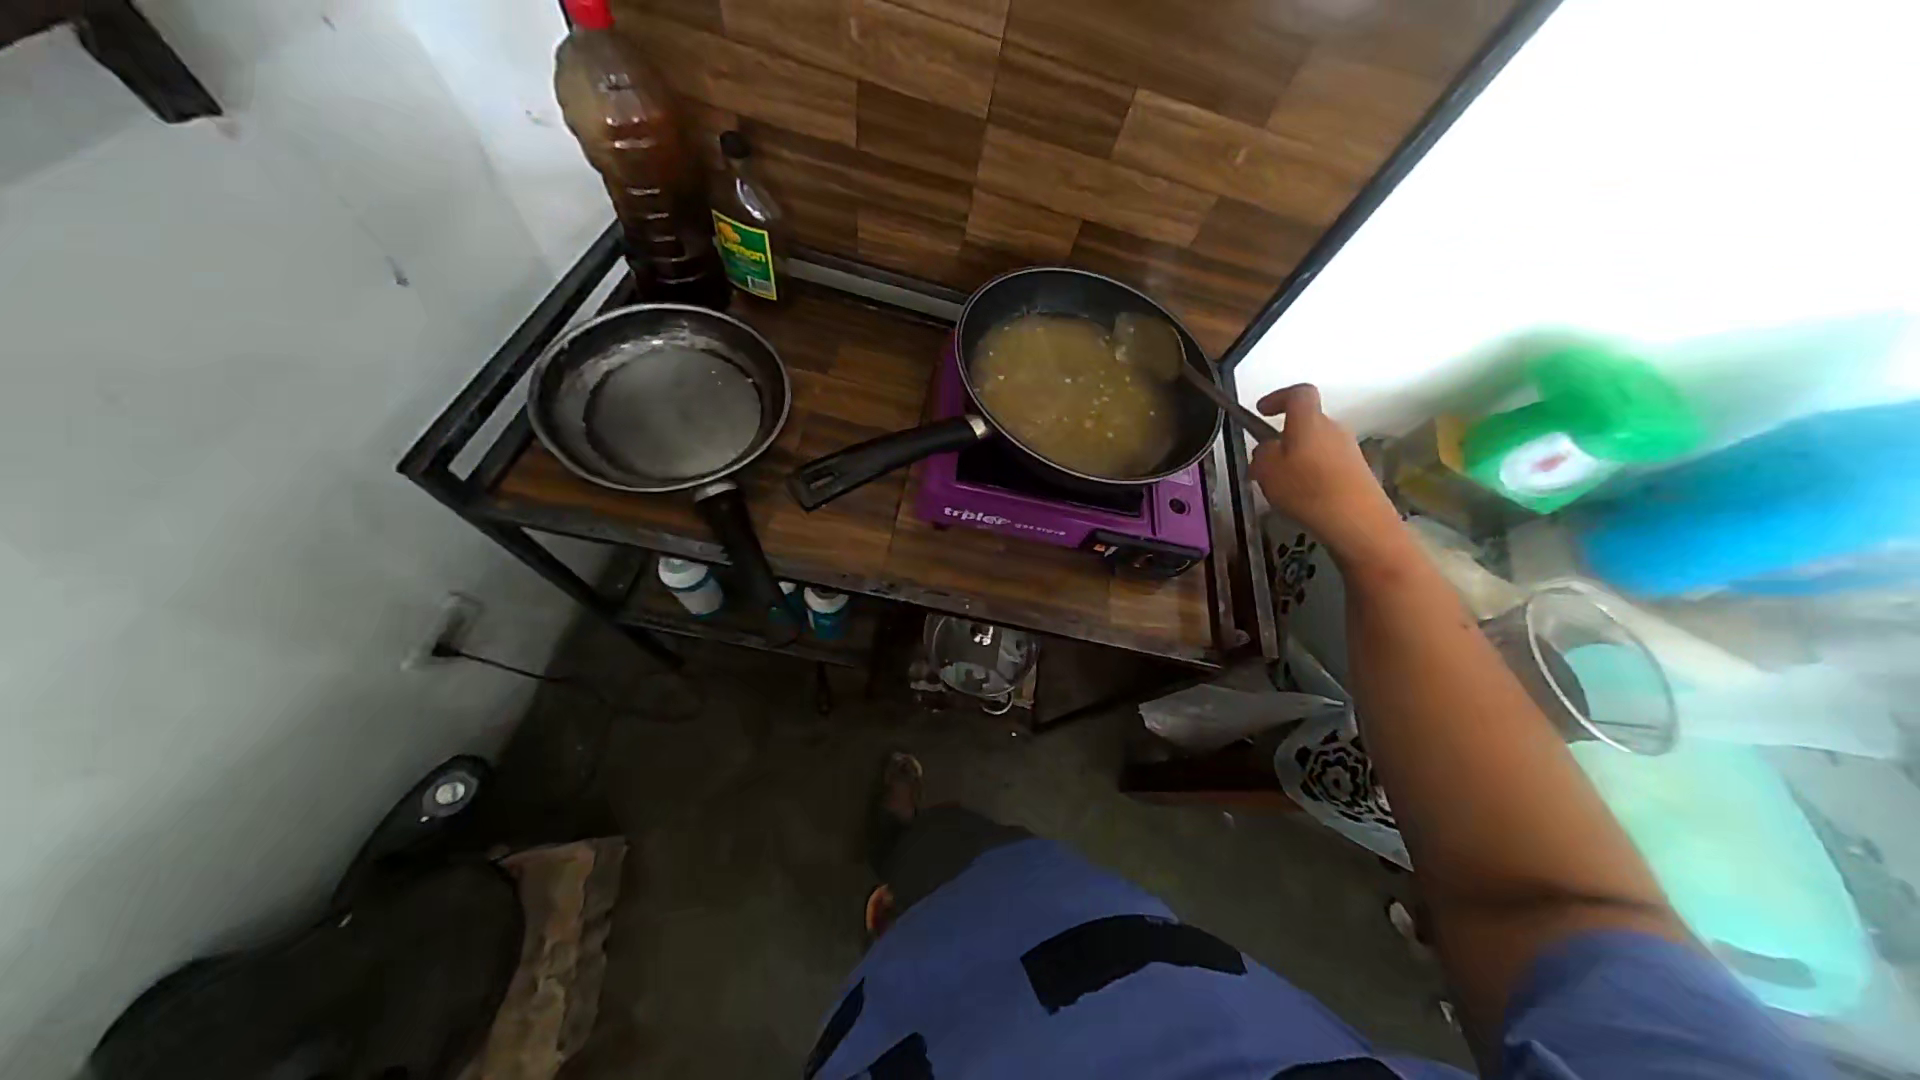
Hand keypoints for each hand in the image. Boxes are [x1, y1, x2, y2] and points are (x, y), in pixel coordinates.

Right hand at [1249, 384, 1404, 568]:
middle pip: (1307, 423)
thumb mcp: (1266, 470)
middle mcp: (1333, 429)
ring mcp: (1349, 450)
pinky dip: (1311, 474)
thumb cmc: (1306, 489)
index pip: (1298, 393)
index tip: (1262, 411)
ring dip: (1297, 458)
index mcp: (1309, 421)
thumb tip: (1269, 448)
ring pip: (1316, 445)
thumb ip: (1262, 453)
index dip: (1278, 397)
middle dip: (1284, 437)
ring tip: (1280, 485)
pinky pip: (1327, 464)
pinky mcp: (1357, 472)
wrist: (1357, 521)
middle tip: (1264, 461)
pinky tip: (1302, 497)